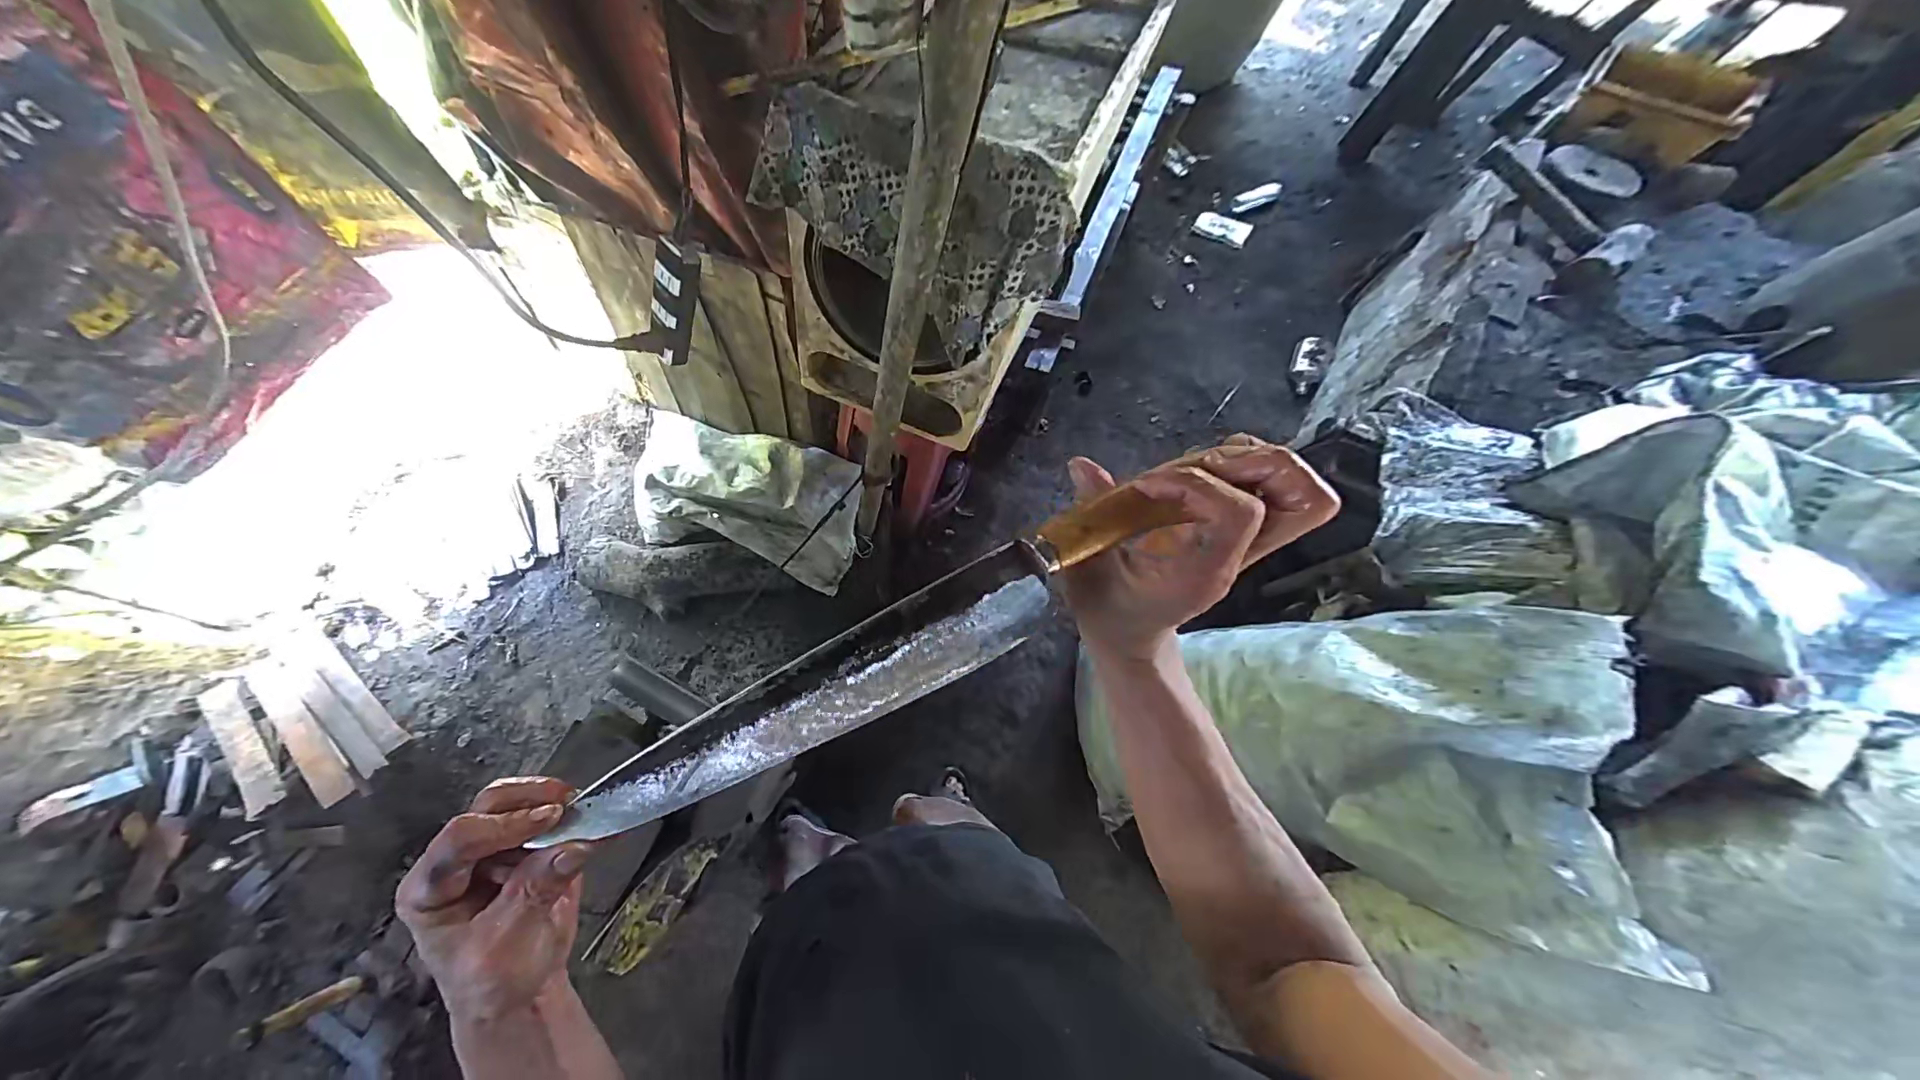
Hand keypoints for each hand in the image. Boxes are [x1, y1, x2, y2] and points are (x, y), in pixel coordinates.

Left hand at [396, 776, 593, 1023]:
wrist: (521, 994)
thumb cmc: (495, 980)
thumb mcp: (507, 945)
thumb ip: (535, 892)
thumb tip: (573, 849)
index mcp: (430, 889)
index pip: (459, 839)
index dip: (504, 825)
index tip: (548, 820)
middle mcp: (457, 859)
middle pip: (486, 808)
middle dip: (528, 802)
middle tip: (565, 806)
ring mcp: (493, 848)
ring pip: (516, 800)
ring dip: (549, 801)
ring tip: (579, 811)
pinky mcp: (528, 844)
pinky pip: (546, 815)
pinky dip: (572, 812)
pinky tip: (590, 817)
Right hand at [1060, 434, 1338, 660]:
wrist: (1133, 640)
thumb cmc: (1110, 613)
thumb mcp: (1089, 571)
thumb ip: (1088, 517)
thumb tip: (1081, 466)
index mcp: (1207, 570)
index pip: (1240, 512)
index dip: (1195, 484)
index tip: (1148, 486)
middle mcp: (1239, 554)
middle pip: (1302, 497)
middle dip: (1252, 462)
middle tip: (1194, 465)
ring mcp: (1246, 544)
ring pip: (1296, 486)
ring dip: (1248, 458)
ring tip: (1193, 467)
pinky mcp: (1239, 532)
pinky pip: (1270, 484)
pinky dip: (1243, 463)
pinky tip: (1200, 471)